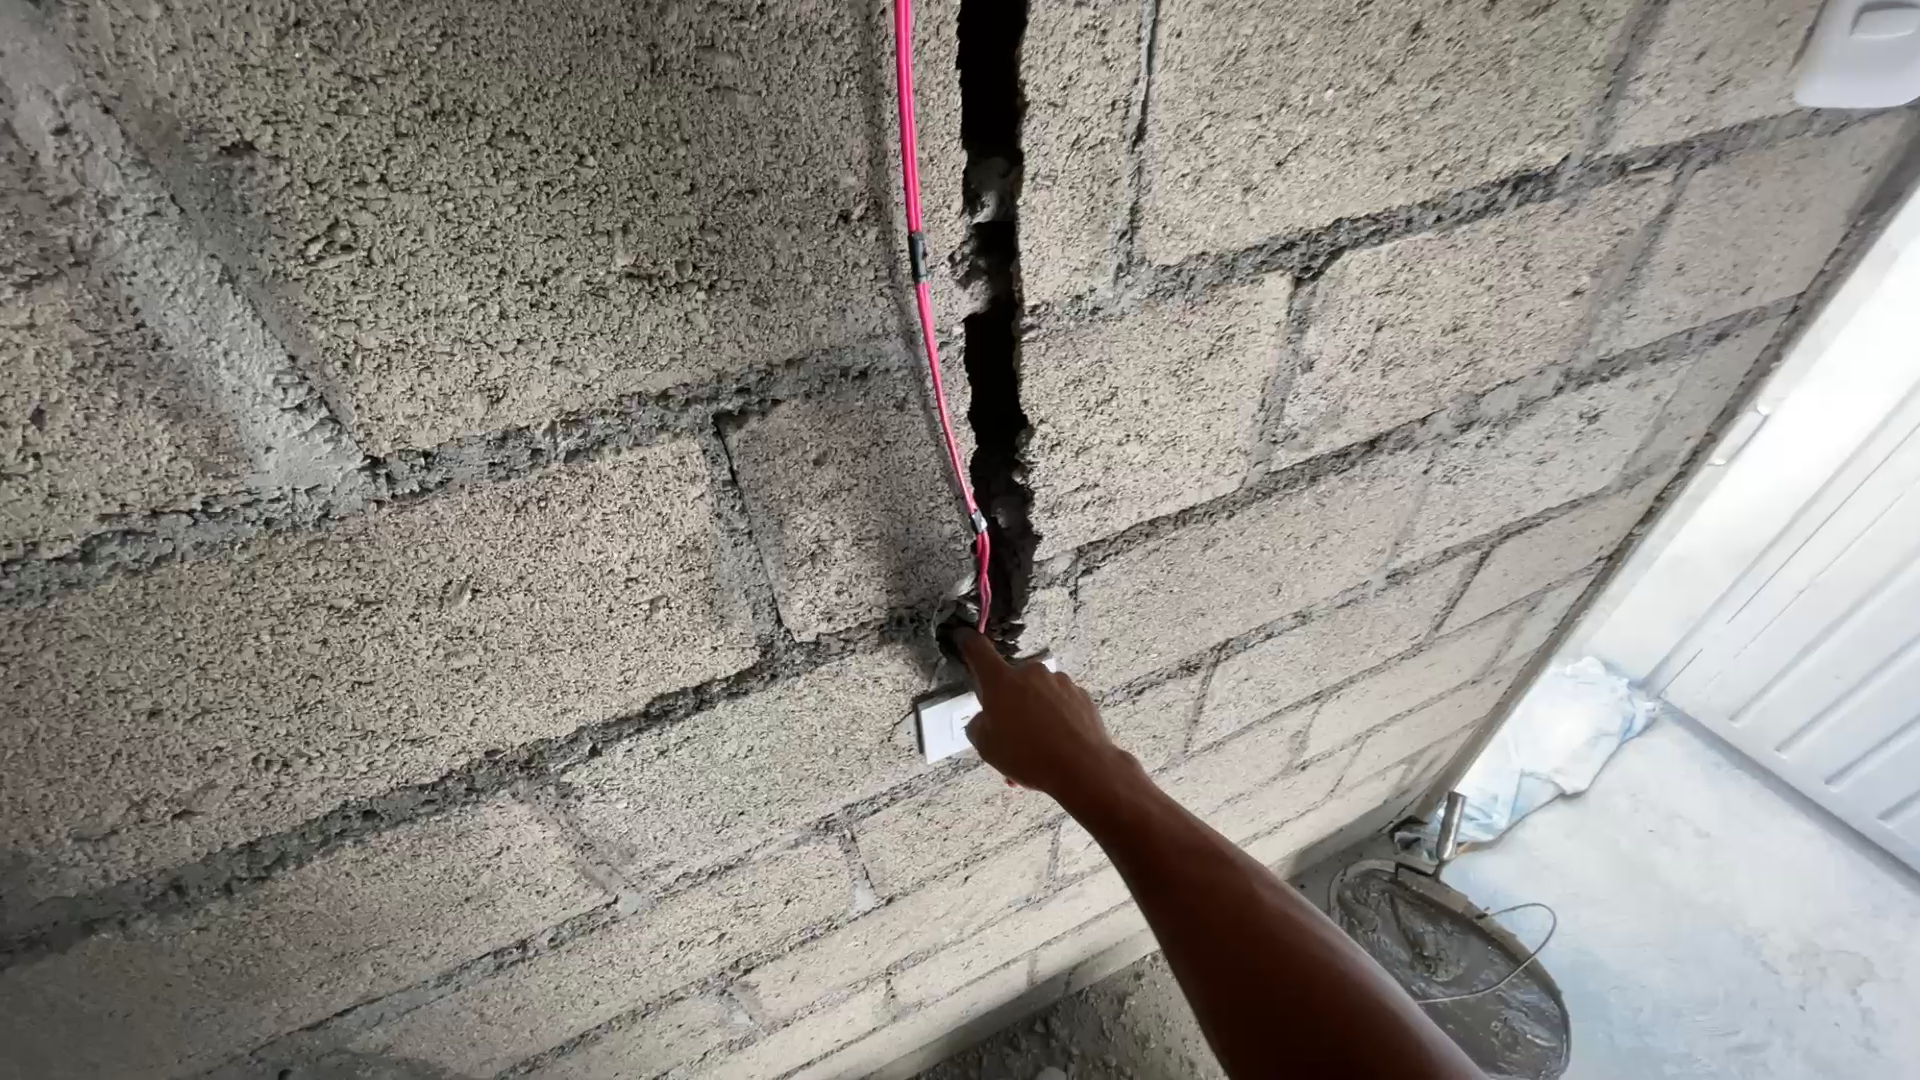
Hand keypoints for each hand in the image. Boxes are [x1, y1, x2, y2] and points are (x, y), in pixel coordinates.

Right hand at [956, 629, 1133, 805]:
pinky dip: (1056, 718)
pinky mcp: (1080, 694)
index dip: (968, 643)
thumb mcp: (987, 748)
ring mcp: (1059, 681)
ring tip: (1038, 747)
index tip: (964, 638)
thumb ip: (979, 725)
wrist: (1083, 768)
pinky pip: (1060, 702)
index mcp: (1002, 682)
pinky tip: (1058, 743)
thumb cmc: (1029, 756)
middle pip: (1012, 681)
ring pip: (1037, 694)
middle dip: (1009, 702)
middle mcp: (1031, 673)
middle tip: (1011, 733)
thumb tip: (985, 719)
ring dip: (1034, 713)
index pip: (978, 650)